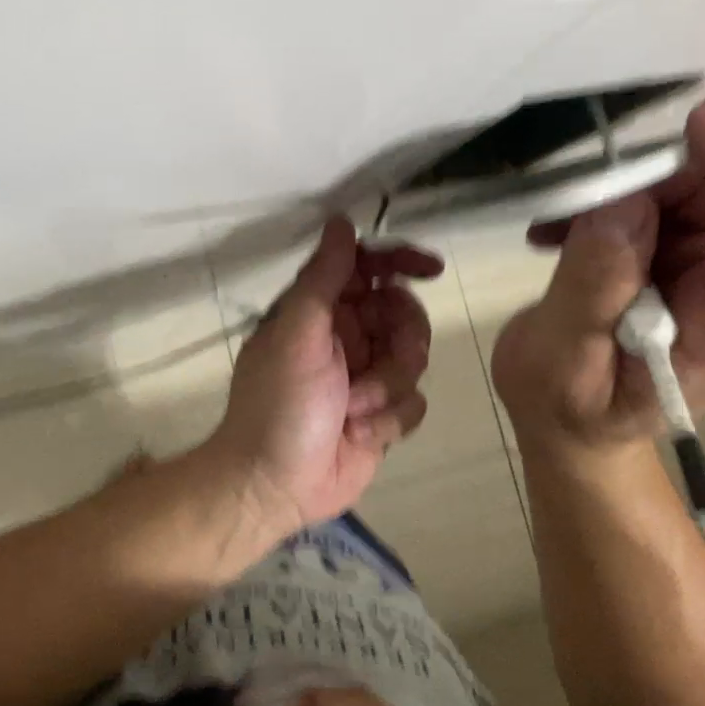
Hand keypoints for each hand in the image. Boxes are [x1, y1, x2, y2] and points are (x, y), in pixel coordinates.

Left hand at [203, 218, 441, 530]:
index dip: (400, 262)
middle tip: (382, 360)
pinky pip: (413, 403)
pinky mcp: (381, 416)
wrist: (274, 484)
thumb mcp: (297, 331)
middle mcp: (346, 338)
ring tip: (355, 410)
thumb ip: (324, 277)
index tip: (430, 269)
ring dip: (388, 387)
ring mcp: (366, 377)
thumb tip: (341, 221)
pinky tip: (360, 435)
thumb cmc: (279, 403)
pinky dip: (389, 419)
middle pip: (403, 314)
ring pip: (414, 360)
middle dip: (402, 339)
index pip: (368, 269)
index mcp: (320, 311)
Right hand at [490, 88, 704, 454]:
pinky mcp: (693, 249)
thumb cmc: (566, 408)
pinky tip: (577, 209)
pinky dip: (645, 177)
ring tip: (596, 184)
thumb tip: (624, 202)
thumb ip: (592, 288)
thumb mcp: (561, 364)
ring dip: (685, 161)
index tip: (699, 122)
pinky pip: (696, 190)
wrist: (566, 423)